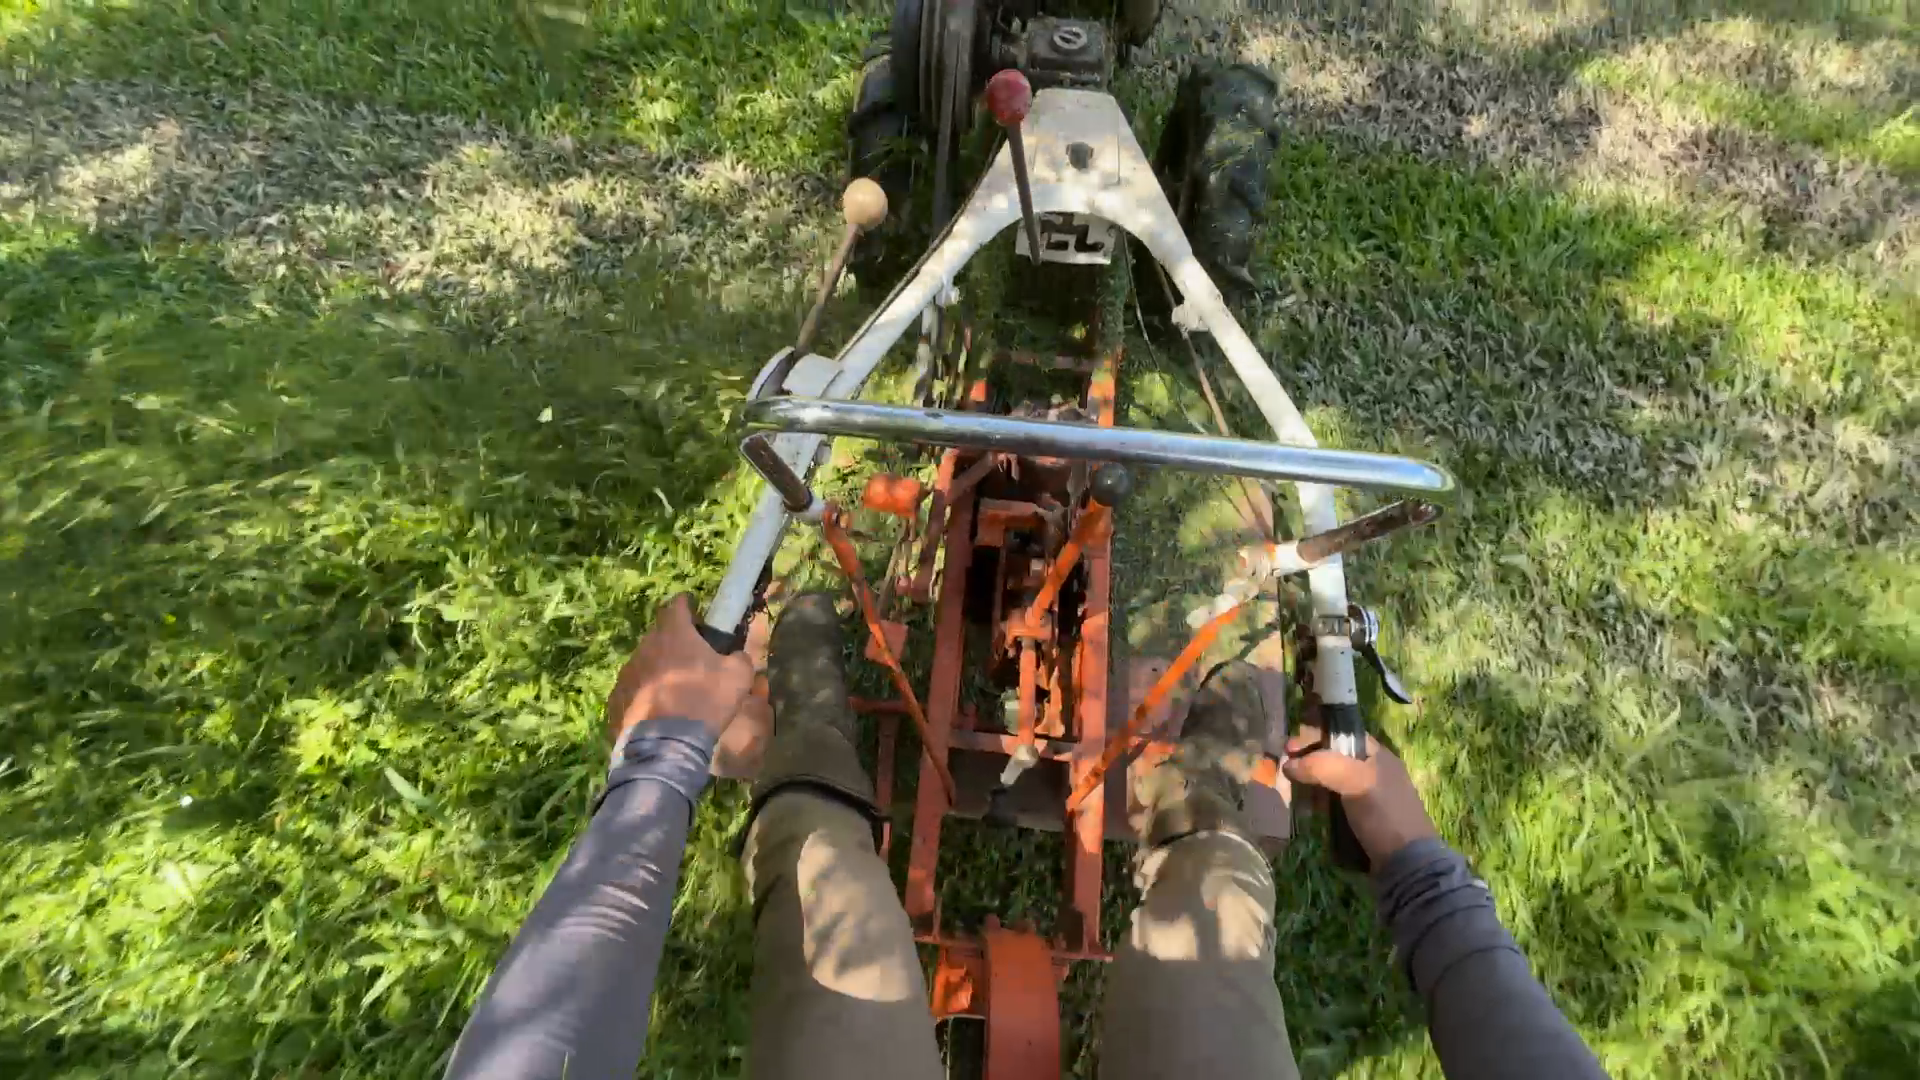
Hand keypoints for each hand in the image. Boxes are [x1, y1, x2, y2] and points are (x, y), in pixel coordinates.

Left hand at [606, 594, 757, 749]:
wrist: (668, 745)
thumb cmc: (706, 700)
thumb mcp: (739, 676)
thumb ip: (739, 657)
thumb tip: (736, 655)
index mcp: (674, 634)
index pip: (676, 605)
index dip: (687, 605)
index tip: (696, 611)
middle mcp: (645, 648)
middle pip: (659, 635)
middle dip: (674, 641)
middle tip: (692, 658)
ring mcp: (626, 674)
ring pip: (645, 662)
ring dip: (659, 669)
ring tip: (676, 690)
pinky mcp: (616, 700)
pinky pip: (634, 689)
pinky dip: (646, 694)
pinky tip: (660, 711)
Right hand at [1282, 729, 1437, 867]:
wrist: (1407, 864)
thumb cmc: (1383, 813)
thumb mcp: (1353, 780)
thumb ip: (1320, 766)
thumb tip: (1288, 765)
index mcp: (1377, 754)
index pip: (1339, 734)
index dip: (1313, 736)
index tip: (1291, 747)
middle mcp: (1372, 770)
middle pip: (1331, 754)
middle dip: (1307, 758)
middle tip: (1286, 766)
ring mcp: (1367, 794)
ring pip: (1330, 777)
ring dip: (1309, 779)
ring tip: (1290, 786)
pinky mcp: (1361, 816)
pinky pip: (1332, 798)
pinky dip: (1317, 798)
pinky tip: (1305, 803)